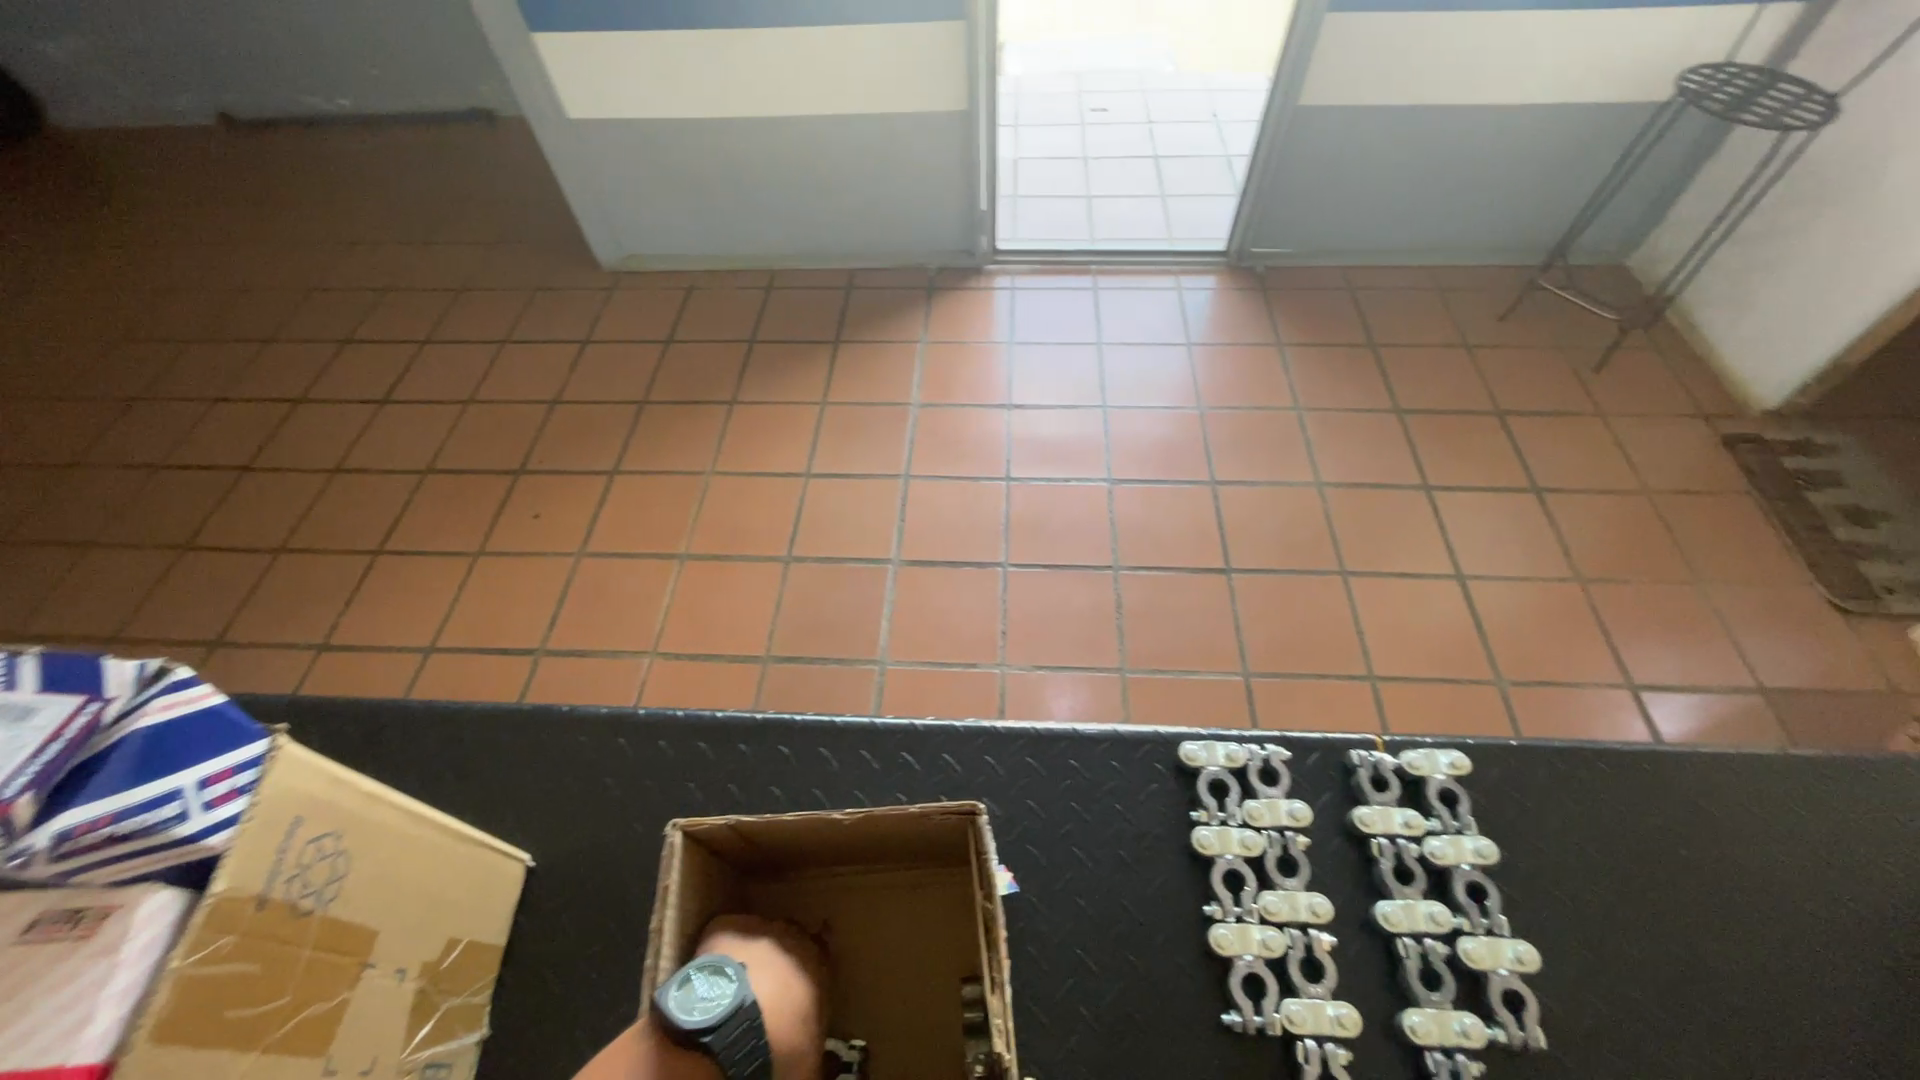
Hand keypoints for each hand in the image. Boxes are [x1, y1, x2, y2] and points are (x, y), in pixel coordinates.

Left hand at [695, 916, 829, 1079]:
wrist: (734, 1028)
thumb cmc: (779, 1045)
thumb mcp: (809, 1056)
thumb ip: (817, 1044)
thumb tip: (825, 1063)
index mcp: (818, 962)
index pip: (822, 950)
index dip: (809, 965)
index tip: (799, 981)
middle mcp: (793, 937)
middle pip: (789, 938)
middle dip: (780, 957)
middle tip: (765, 986)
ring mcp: (759, 928)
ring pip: (757, 934)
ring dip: (751, 952)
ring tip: (736, 979)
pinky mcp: (727, 926)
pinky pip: (727, 932)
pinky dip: (721, 948)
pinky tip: (713, 971)